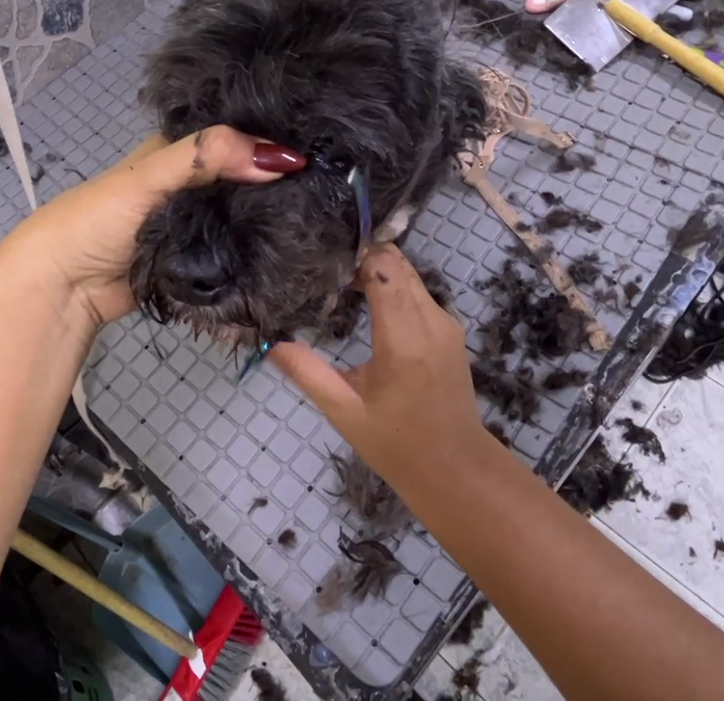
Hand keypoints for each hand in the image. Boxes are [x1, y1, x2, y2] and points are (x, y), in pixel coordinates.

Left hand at [0, 126, 304, 334]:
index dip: (274, 137)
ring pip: (247, 216)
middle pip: (248, 179)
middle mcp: (194, 183)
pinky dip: (259, 252)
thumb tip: (281, 158)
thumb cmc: (96, 219)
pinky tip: (297, 248)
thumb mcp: (150, 177)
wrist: (61, 288)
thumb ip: (206, 158)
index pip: (238, 134)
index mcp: (181, 151)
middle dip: (283, 184)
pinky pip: (237, 252)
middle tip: (337, 186)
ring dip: (276, 220)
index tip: (326, 142)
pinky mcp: (201, 260)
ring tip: (329, 216)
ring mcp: (199, 223)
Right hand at [269, 245, 489, 488]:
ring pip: (411, 274)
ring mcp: (447, 323)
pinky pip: (420, 292)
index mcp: (403, 339)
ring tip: (344, 284)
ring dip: (379, 271)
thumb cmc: (395, 443)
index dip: (355, 256)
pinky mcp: (451, 330)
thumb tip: (269, 341)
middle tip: (329, 271)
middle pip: (398, 263)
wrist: (454, 467)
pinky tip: (370, 305)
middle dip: (364, 258)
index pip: (384, 268)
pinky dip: (394, 287)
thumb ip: (306, 371)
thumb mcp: (342, 409)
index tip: (324, 263)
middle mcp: (432, 321)